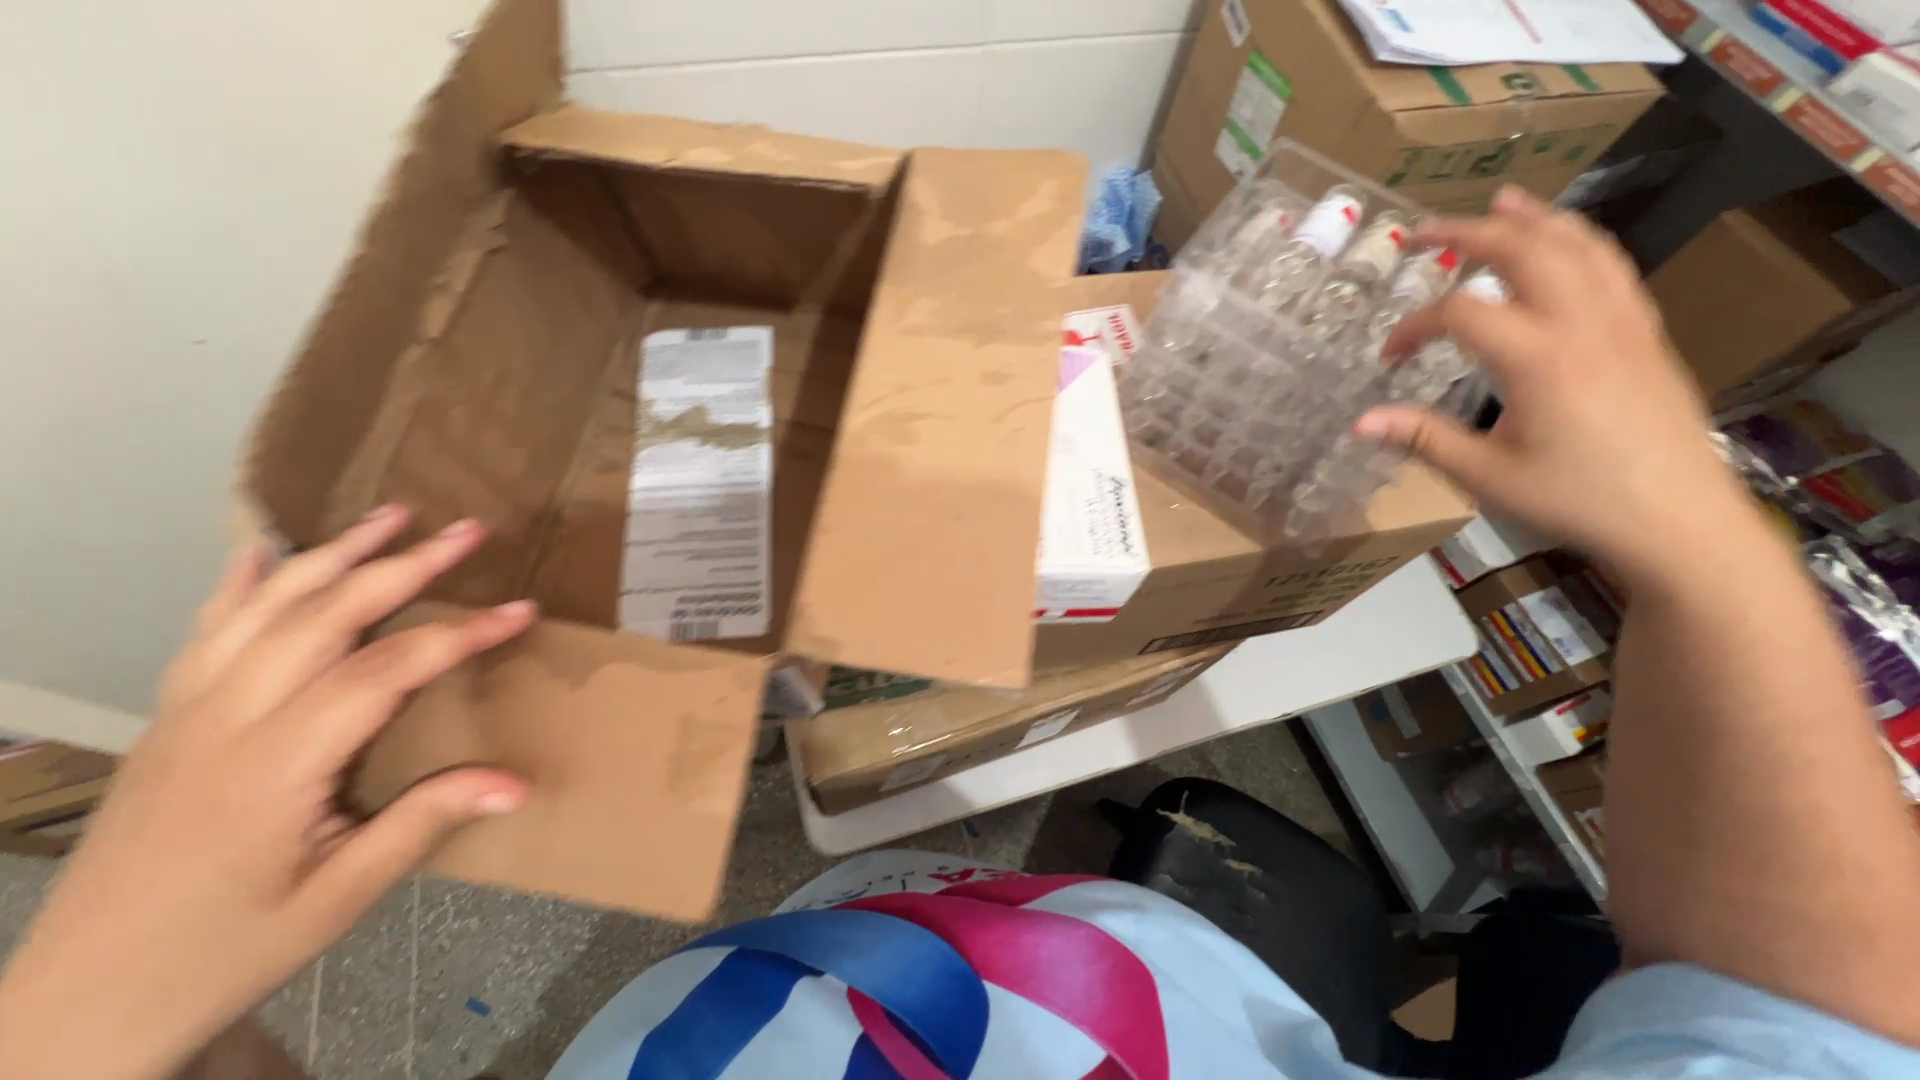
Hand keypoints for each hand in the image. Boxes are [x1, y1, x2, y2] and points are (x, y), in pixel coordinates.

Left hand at [0, 506, 535, 1079]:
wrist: (79, 998)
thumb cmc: (225, 948)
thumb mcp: (338, 898)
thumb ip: (424, 823)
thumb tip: (519, 782)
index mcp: (275, 767)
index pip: (383, 672)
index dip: (458, 636)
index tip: (521, 611)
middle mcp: (225, 720)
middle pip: (322, 617)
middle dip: (401, 566)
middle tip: (467, 531)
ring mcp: (185, 713)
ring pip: (264, 609)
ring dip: (332, 554)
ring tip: (391, 515)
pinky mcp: (166, 720)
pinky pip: (204, 633)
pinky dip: (240, 583)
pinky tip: (263, 550)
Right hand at [1356, 186, 1755, 581]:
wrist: (1680, 520)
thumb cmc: (1578, 500)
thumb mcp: (1488, 476)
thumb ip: (1424, 439)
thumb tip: (1359, 423)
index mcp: (1540, 360)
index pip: (1461, 313)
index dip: (1414, 326)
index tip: (1389, 357)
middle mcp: (1584, 325)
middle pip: (1525, 250)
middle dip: (1469, 232)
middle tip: (1424, 230)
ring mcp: (1623, 323)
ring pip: (1579, 245)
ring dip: (1533, 218)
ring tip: (1500, 201)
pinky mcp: (1646, 333)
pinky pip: (1612, 266)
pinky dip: (1579, 240)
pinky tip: (1563, 243)